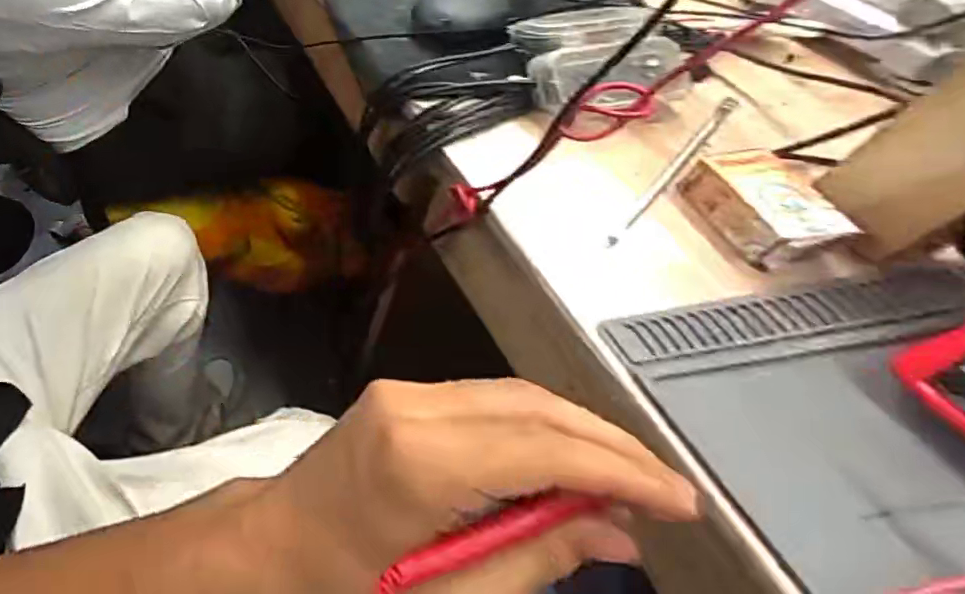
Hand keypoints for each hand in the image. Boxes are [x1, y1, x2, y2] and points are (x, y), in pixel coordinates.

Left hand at [242, 379, 699, 593]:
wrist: (280, 537)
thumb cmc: (354, 579)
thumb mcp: (451, 592)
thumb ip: (536, 556)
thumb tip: (615, 532)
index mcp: (419, 455)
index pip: (539, 446)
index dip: (619, 469)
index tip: (683, 501)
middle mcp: (409, 404)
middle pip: (526, 404)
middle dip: (605, 441)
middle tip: (668, 491)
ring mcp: (398, 391)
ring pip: (506, 394)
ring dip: (572, 428)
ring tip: (630, 480)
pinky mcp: (395, 394)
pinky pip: (480, 399)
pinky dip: (531, 425)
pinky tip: (563, 461)